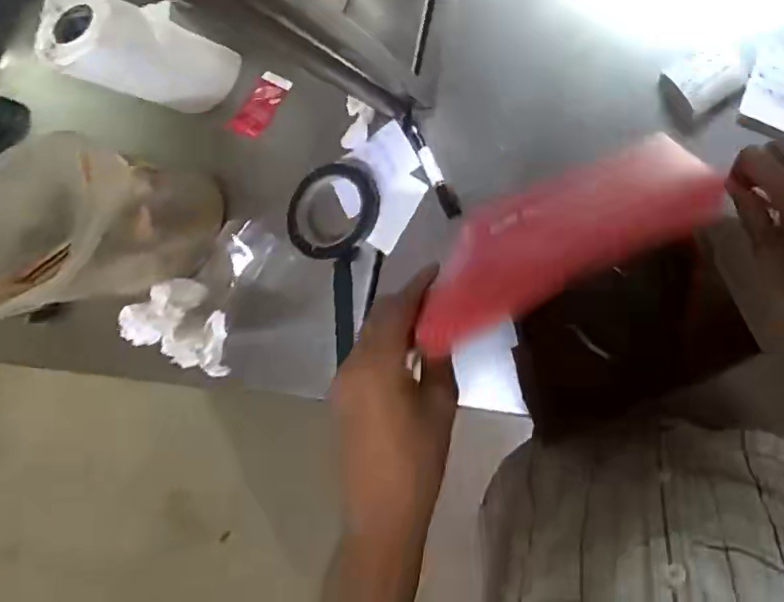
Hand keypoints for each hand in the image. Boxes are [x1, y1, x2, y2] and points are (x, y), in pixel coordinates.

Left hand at [330, 266, 457, 551]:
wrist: (381, 514)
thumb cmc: (418, 458)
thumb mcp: (440, 402)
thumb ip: (438, 357)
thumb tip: (440, 327)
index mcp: (377, 364)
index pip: (396, 309)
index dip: (417, 286)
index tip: (438, 269)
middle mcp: (352, 365)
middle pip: (378, 317)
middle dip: (406, 300)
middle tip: (438, 292)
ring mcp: (343, 382)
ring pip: (369, 334)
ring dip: (395, 320)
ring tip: (428, 315)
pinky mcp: (342, 397)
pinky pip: (364, 353)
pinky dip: (386, 340)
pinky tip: (409, 346)